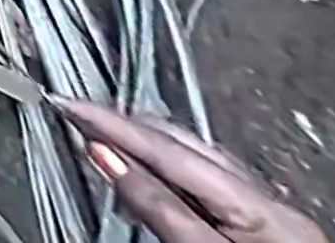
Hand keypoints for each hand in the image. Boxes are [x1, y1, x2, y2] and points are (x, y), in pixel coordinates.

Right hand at [55, 99, 326, 242]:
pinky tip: (141, 175)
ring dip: (141, 145)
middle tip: (76, 117)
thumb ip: (155, 204)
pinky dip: (161, 167)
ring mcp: (269, 215)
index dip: (111, 123)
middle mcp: (267, 202)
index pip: (166, 148)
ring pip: (191, 158)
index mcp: (260, 208)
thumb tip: (101, 151)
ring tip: (99, 141)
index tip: (65, 105)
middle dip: (125, 127)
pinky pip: (201, 179)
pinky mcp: (262, 229)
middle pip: (181, 144)